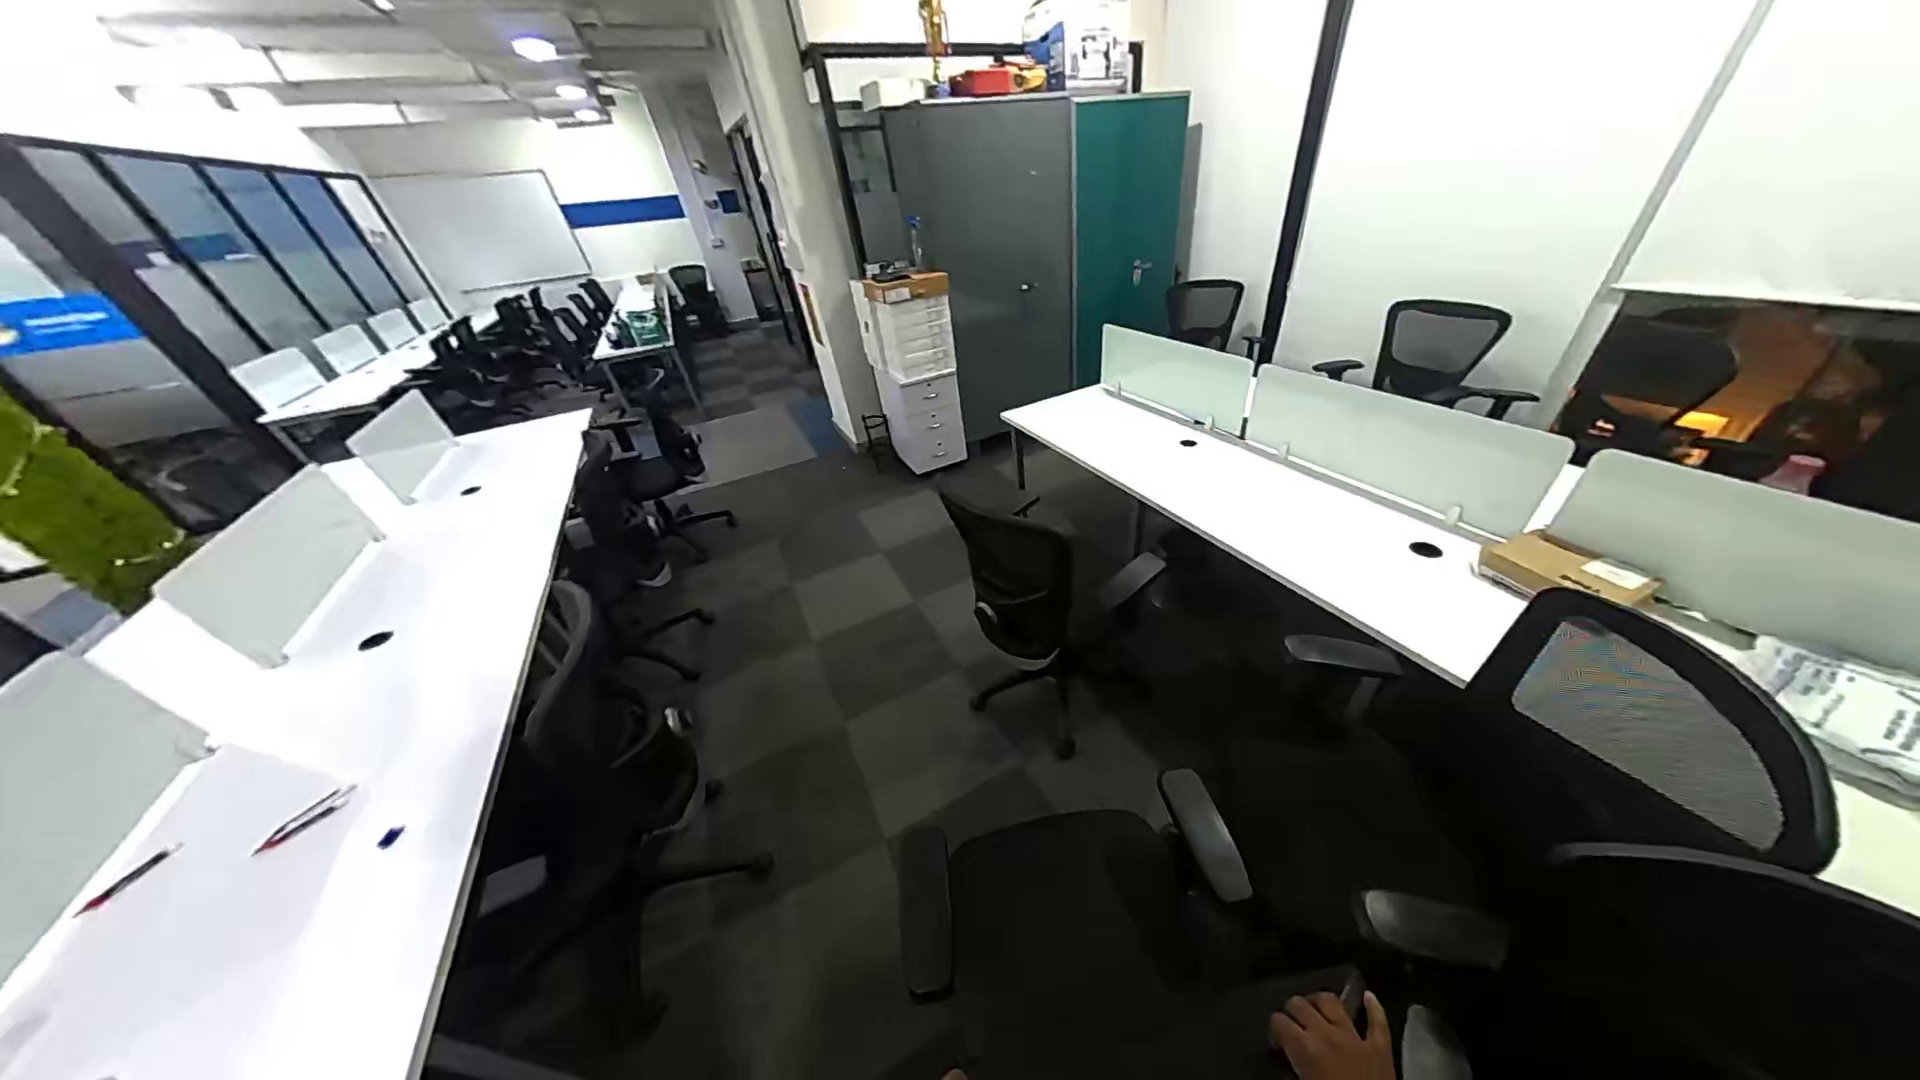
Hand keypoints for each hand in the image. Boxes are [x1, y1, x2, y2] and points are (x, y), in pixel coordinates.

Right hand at [1269, 991, 1393, 1079]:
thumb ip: (1293, 1068)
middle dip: (1291, 1012)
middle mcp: (1327, 1034)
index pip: (1278, 1021)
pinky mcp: (1381, 1049)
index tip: (1278, 1043)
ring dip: (1319, 1002)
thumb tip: (1286, 1056)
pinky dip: (1374, 1008)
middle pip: (1298, 1003)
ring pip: (1330, 1001)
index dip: (1275, 1029)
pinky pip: (1378, 1023)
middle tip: (1294, 1027)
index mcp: (1306, 1048)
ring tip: (1316, 1010)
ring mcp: (1355, 1038)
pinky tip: (1369, 997)